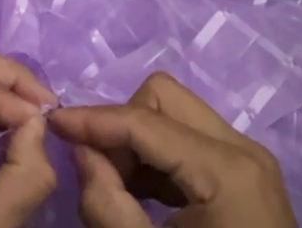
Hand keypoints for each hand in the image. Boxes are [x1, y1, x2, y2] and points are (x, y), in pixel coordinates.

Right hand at [49, 73, 296, 227]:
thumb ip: (108, 204)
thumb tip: (80, 151)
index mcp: (227, 169)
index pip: (144, 121)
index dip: (92, 120)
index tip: (51, 124)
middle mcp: (243, 149)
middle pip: (161, 97)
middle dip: (121, 126)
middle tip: (99, 169)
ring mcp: (249, 159)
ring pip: (173, 113)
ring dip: (137, 141)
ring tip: (120, 187)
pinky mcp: (247, 174)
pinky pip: (189, 138)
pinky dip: (158, 156)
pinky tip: (145, 195)